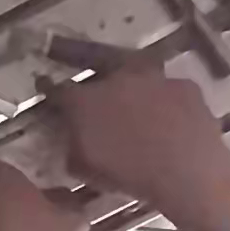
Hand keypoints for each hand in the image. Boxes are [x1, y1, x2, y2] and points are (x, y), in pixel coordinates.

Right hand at [51, 65, 229, 220]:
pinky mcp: (183, 85)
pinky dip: (160, 95)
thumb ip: (72, 144)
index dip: (49, 87)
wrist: (186, 173)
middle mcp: (116, 79)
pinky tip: (164, 109)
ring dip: (126, 74)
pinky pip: (165, 86)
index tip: (43, 82)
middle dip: (81, 56)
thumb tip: (72, 134)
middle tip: (74, 56)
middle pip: (95, 59)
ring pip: (134, 67)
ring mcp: (153, 78)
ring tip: (125, 81)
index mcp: (84, 101)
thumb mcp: (83, 168)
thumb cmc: (127, 174)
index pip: (58, 88)